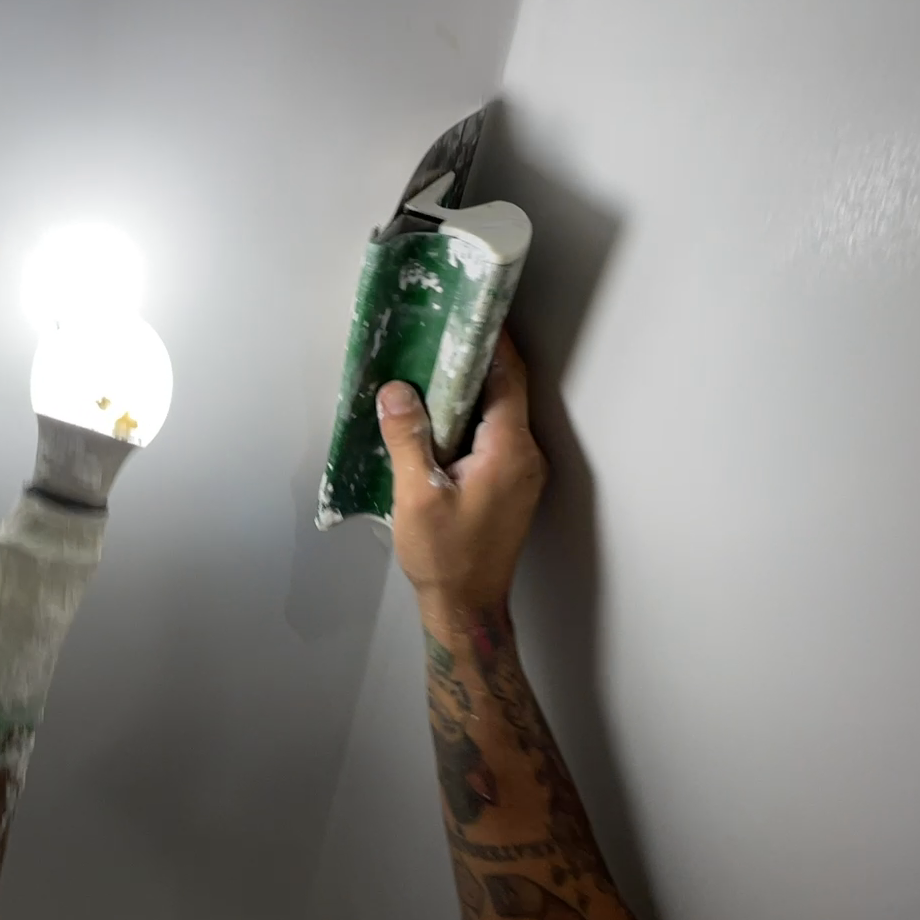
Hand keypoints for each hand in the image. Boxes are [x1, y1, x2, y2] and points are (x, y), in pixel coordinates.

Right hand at [377, 330, 546, 617]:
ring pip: (499, 415)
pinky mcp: (509, 485)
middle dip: (474, 362)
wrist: (466, 605)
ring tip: (430, 373)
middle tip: (438, 338)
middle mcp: (524, 457)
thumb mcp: (417, 495)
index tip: (470, 314)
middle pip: (506, 392)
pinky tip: (436, 421)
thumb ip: (407, 438)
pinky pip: (493, 437)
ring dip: (469, 392)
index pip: (507, 380)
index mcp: (508, 452)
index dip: (491, 343)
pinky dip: (469, 420)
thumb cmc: (444, 556)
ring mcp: (520, 472)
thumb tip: (395, 391)